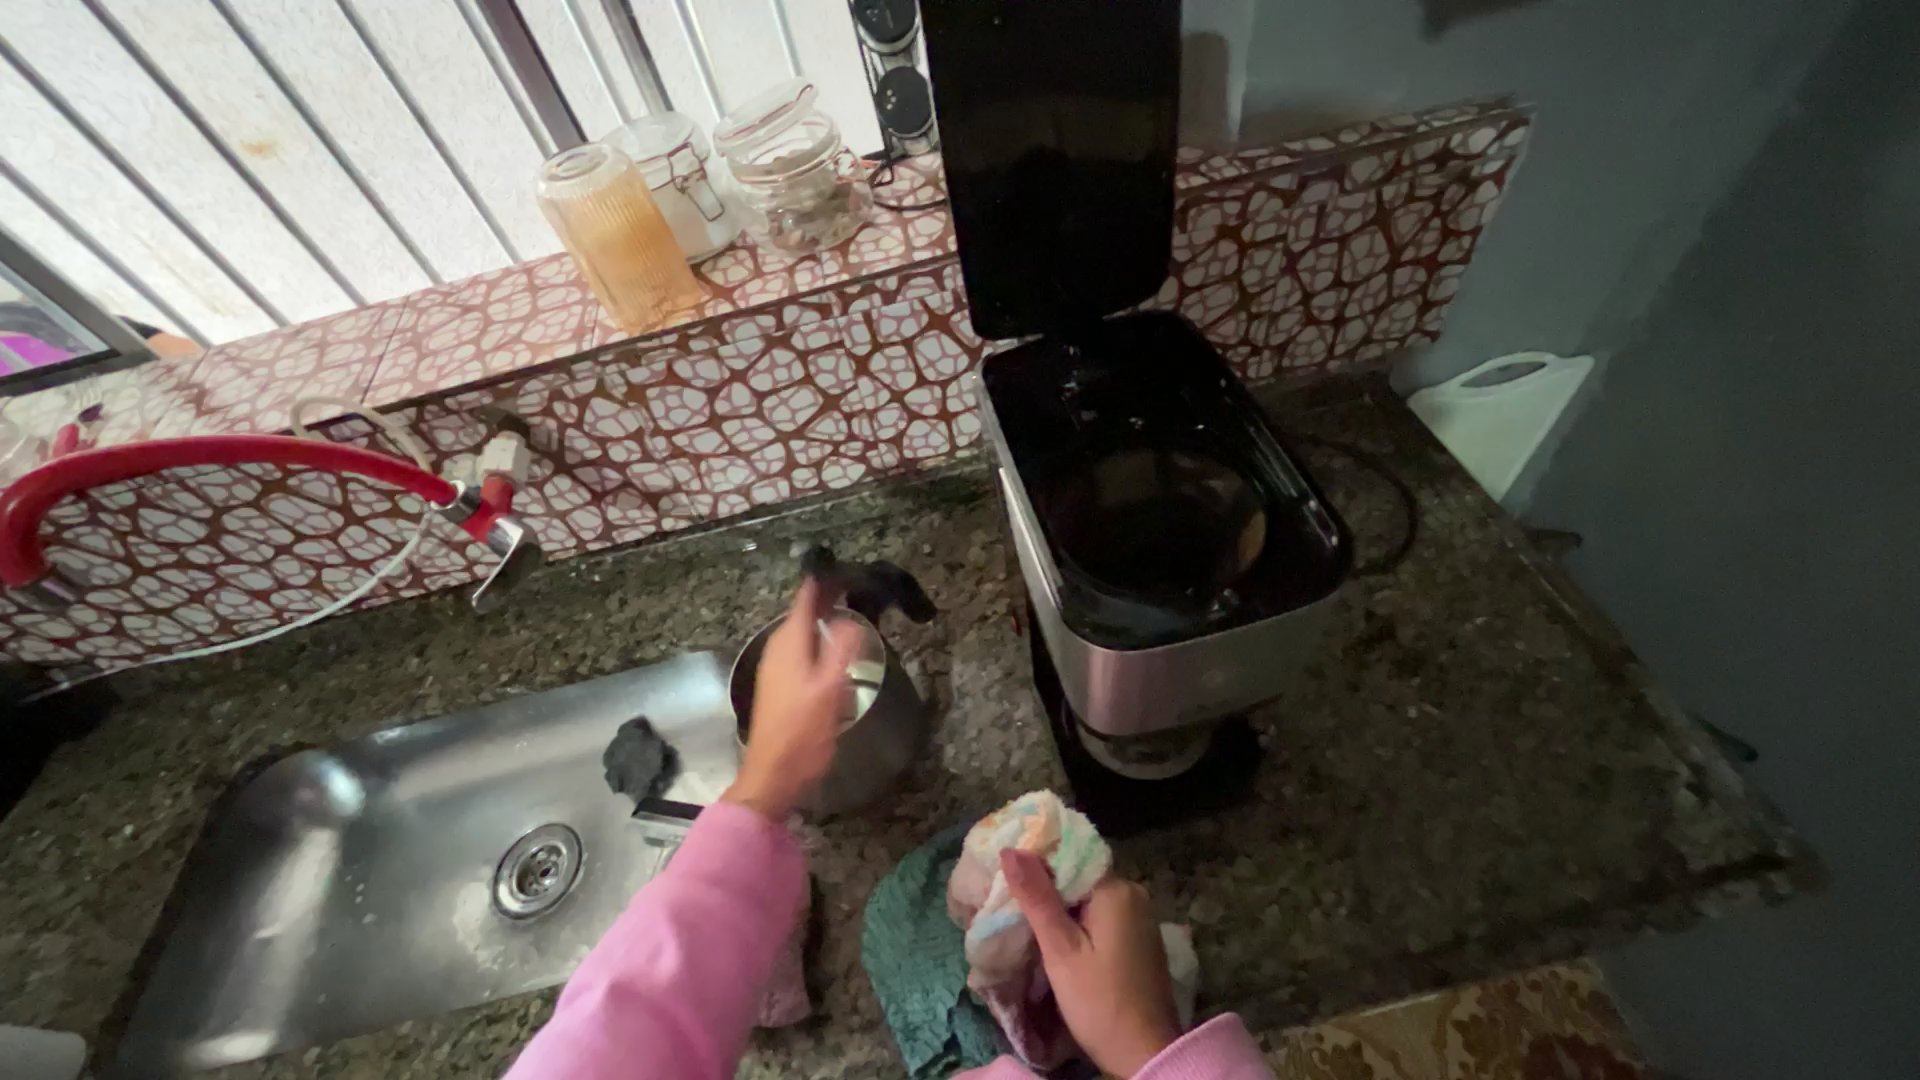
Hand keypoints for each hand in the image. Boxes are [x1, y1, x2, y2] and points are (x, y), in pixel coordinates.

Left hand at [722, 578, 865, 820]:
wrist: (773, 775)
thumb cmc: (802, 733)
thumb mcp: (829, 691)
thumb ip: (841, 652)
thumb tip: (851, 619)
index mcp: (788, 646)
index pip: (803, 601)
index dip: (822, 583)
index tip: (844, 569)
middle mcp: (777, 651)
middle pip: (800, 614)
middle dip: (824, 599)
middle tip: (853, 588)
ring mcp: (775, 669)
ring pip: (799, 633)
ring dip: (819, 620)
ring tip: (846, 611)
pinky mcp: (778, 686)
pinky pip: (799, 650)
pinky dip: (815, 640)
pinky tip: (831, 649)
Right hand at [1001, 849, 1180, 1077]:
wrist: (1146, 1056)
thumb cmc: (1099, 1001)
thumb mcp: (1060, 950)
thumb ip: (1036, 897)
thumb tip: (1011, 850)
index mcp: (1116, 888)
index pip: (1070, 858)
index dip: (1037, 865)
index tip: (1010, 878)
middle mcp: (1133, 893)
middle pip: (1079, 877)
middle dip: (1048, 889)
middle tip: (1014, 904)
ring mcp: (1140, 916)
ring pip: (1089, 897)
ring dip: (1063, 908)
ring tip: (1030, 921)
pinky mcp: (1139, 937)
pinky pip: (1103, 915)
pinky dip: (1081, 922)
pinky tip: (1060, 939)